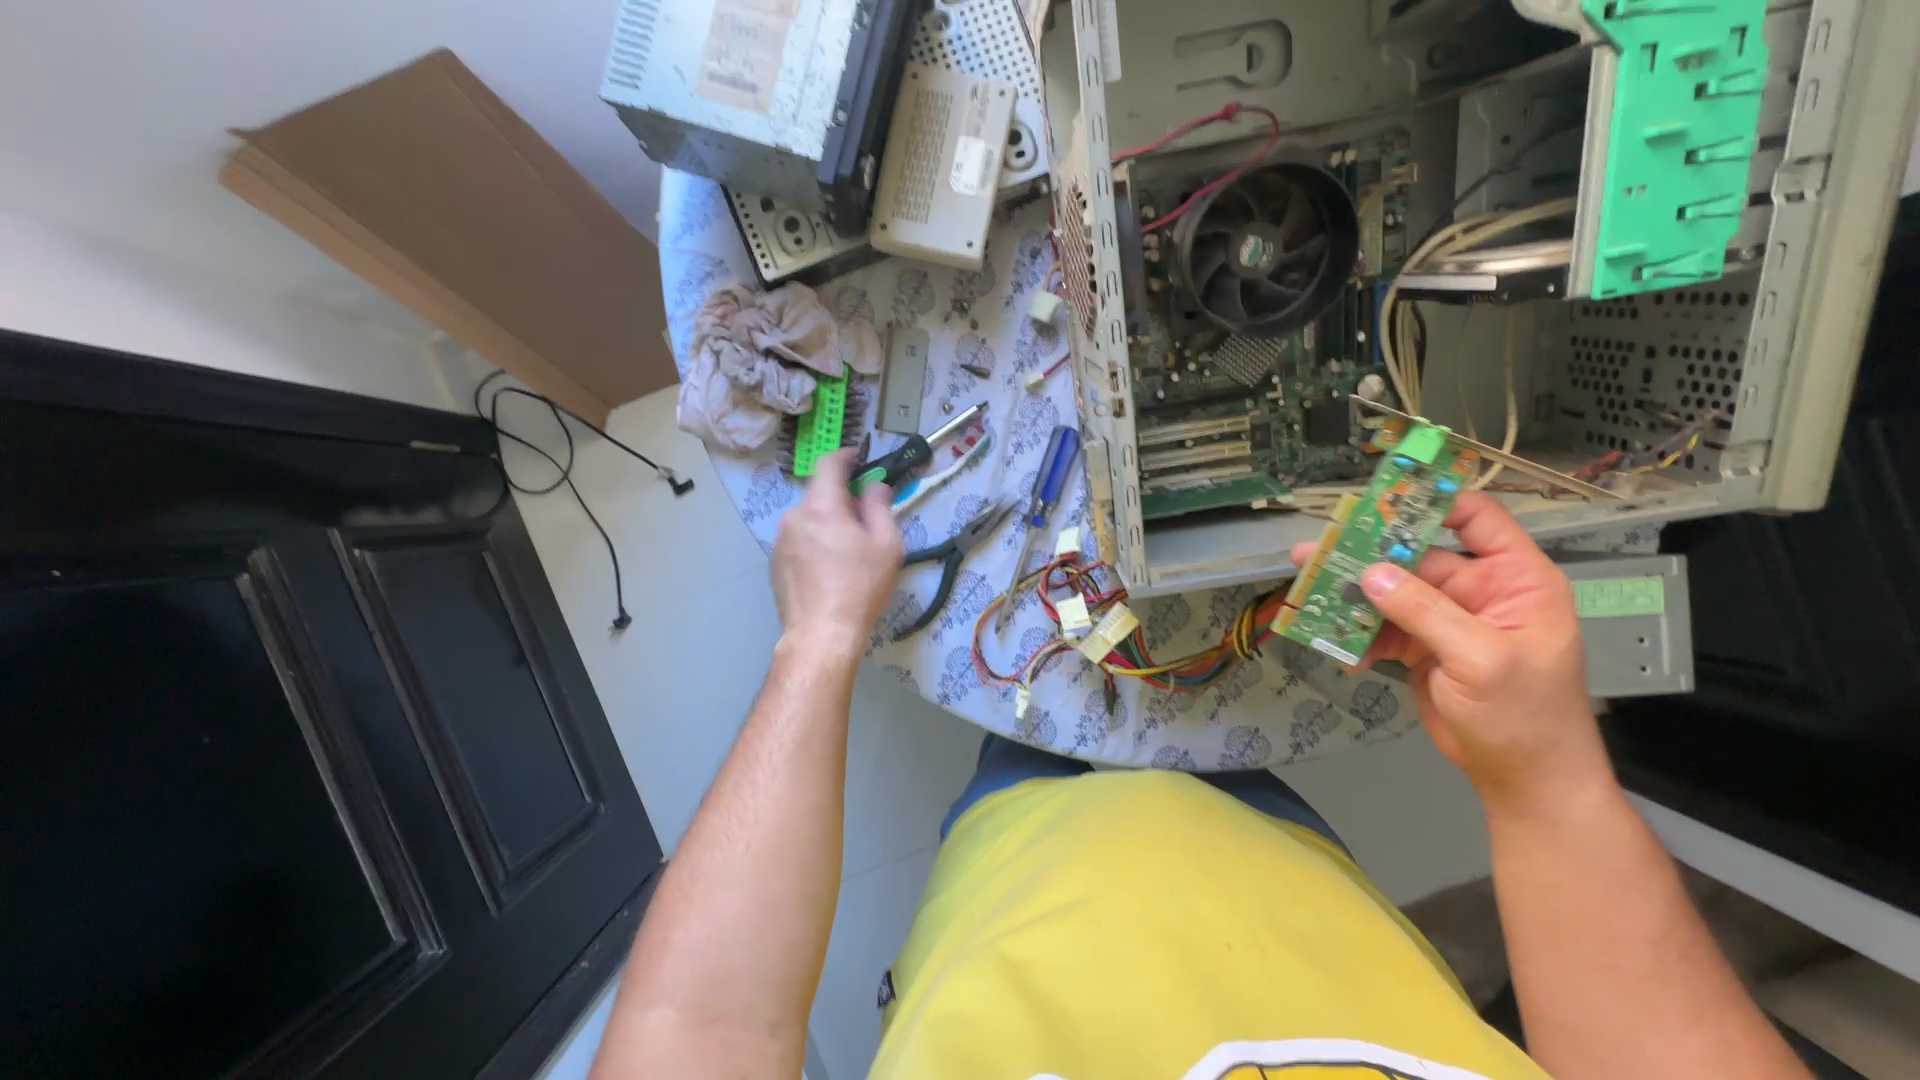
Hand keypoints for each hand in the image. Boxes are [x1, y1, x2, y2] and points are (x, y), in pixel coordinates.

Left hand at [770, 449, 905, 659]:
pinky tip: (829, 569)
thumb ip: (880, 507)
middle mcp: (794, 517)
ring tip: (849, 552)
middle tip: (866, 521)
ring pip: (808, 519)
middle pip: (819, 495)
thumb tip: (875, 487)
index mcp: (821, 506)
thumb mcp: (887, 545)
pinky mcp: (774, 563)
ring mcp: (780, 540)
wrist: (821, 634)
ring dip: (828, 524)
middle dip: (842, 500)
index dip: (846, 456)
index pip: (828, 464)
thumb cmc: (860, 588)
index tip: (859, 459)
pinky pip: (798, 540)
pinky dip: (814, 543)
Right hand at [1289, 493, 1614, 819]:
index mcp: (1514, 579)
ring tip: (1309, 586)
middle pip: (1417, 555)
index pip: (1477, 519)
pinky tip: (1330, 636)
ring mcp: (1445, 619)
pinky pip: (1380, 627)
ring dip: (1351, 592)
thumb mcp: (1481, 659)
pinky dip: (1354, 632)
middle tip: (1321, 545)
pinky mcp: (1420, 647)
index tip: (1385, 493)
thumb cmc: (1524, 717)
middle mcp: (1478, 590)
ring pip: (1390, 591)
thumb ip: (1426, 612)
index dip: (1435, 500)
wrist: (1521, 779)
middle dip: (1369, 551)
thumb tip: (1371, 573)